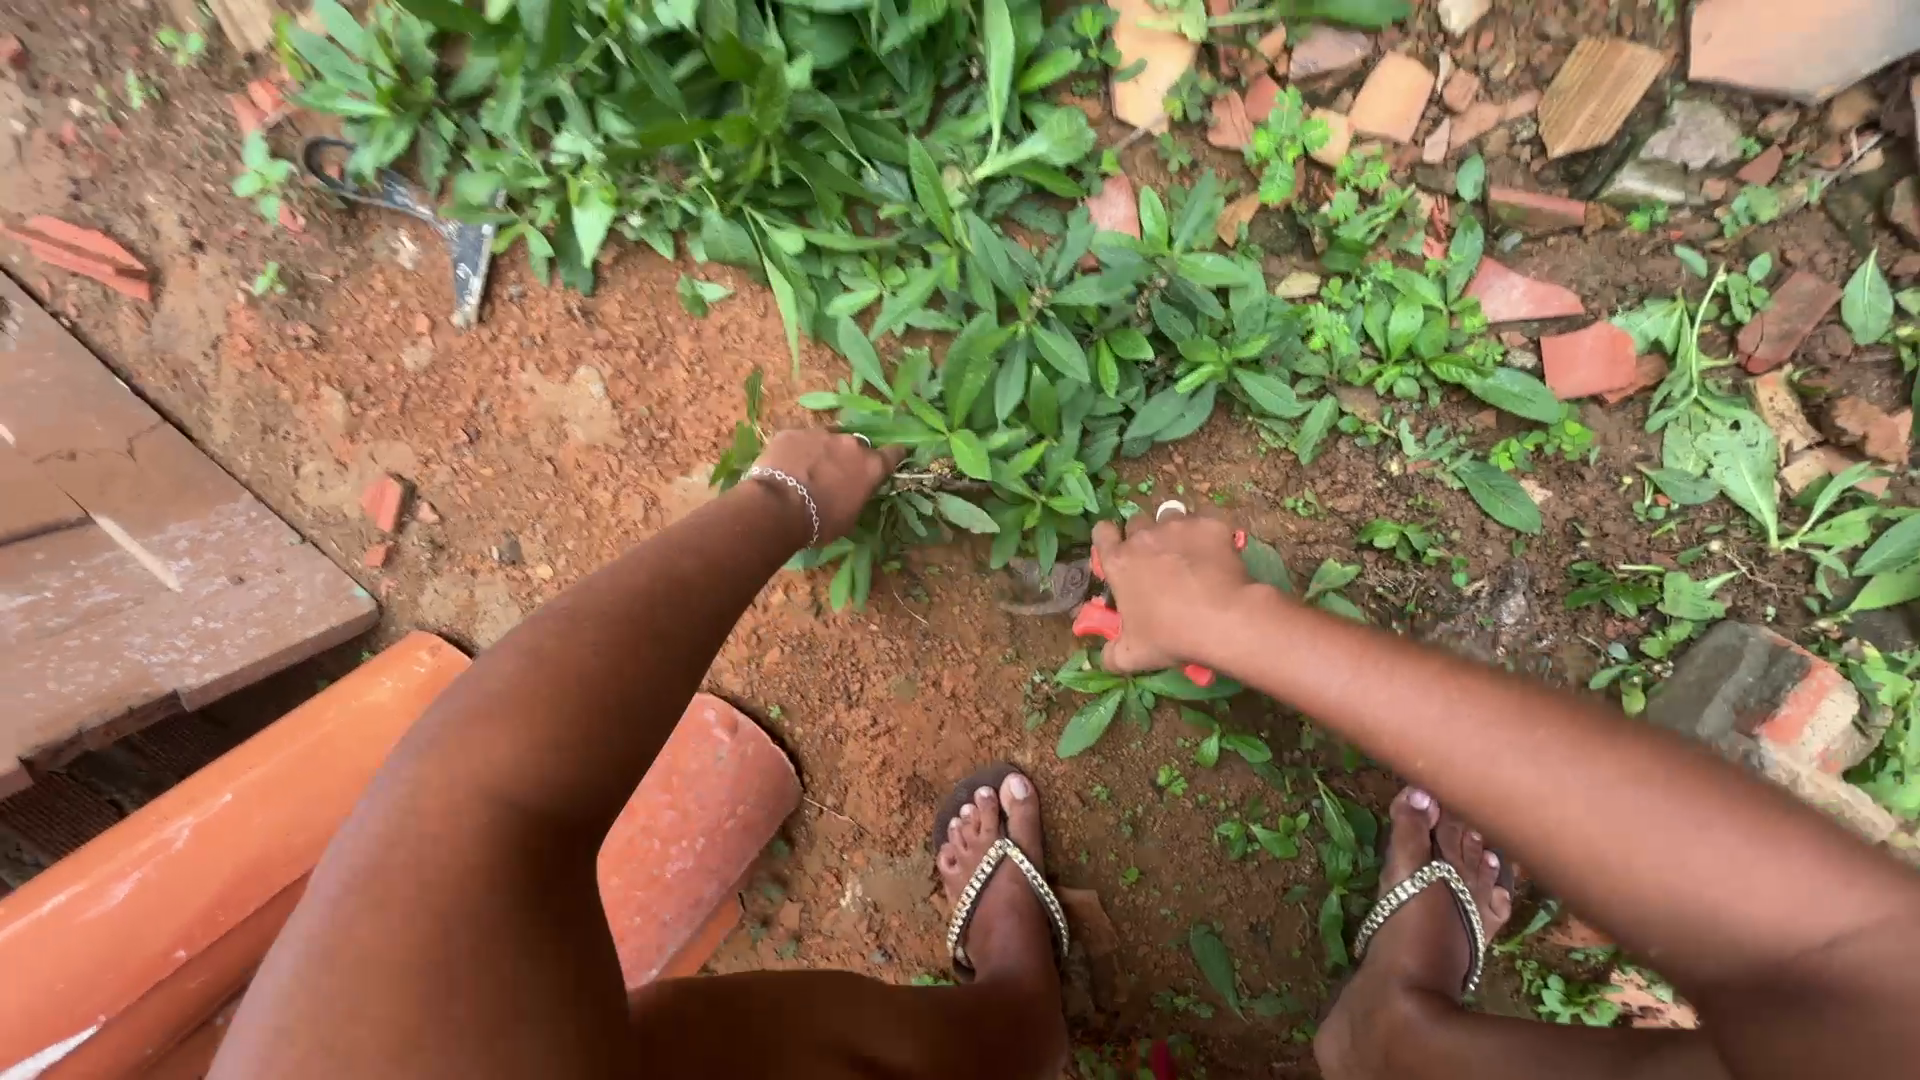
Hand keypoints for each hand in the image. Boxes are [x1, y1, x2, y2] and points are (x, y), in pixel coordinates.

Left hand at [748, 429, 905, 545]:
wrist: (778, 508)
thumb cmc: (820, 522)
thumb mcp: (849, 517)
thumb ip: (857, 496)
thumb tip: (853, 492)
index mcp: (870, 466)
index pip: (893, 453)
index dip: (893, 455)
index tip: (893, 456)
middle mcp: (850, 443)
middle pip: (856, 446)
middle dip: (849, 457)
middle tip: (836, 475)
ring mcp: (820, 433)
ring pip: (826, 440)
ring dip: (822, 452)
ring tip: (807, 471)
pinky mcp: (792, 432)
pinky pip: (799, 440)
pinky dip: (796, 451)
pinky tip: (786, 467)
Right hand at [1090, 504, 1261, 672]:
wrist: (1222, 619)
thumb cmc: (1170, 636)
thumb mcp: (1133, 655)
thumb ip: (1112, 655)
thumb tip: (1105, 660)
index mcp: (1119, 562)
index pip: (1102, 532)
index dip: (1109, 539)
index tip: (1119, 551)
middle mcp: (1144, 536)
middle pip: (1137, 521)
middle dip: (1145, 536)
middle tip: (1158, 560)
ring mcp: (1178, 526)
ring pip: (1171, 515)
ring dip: (1175, 530)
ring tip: (1190, 553)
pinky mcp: (1211, 525)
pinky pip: (1207, 521)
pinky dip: (1210, 534)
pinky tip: (1219, 554)